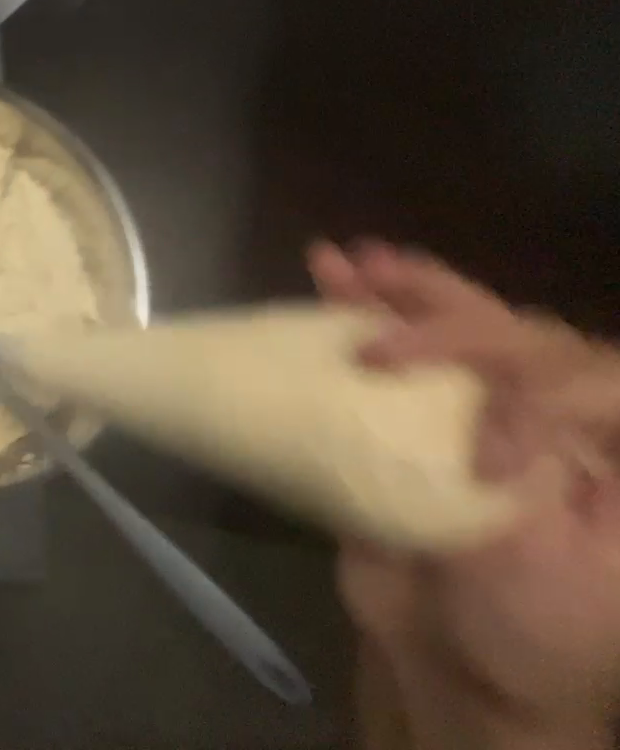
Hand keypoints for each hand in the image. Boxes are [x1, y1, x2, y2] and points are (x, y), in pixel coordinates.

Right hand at [310, 240, 619, 747]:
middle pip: (521, 336)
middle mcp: (552, 419)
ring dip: (403, 288)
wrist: (451, 660)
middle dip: (451, 318)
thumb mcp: (562, 570)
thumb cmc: (527, 630)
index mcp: (606, 451)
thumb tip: (507, 408)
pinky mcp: (399, 416)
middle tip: (380, 338)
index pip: (588, 380)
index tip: (480, 461)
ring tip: (350, 262)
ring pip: (456, 326)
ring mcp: (472, 411)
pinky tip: (329, 271)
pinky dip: (358, 306)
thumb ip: (544, 486)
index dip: (534, 396)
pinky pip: (388, 352)